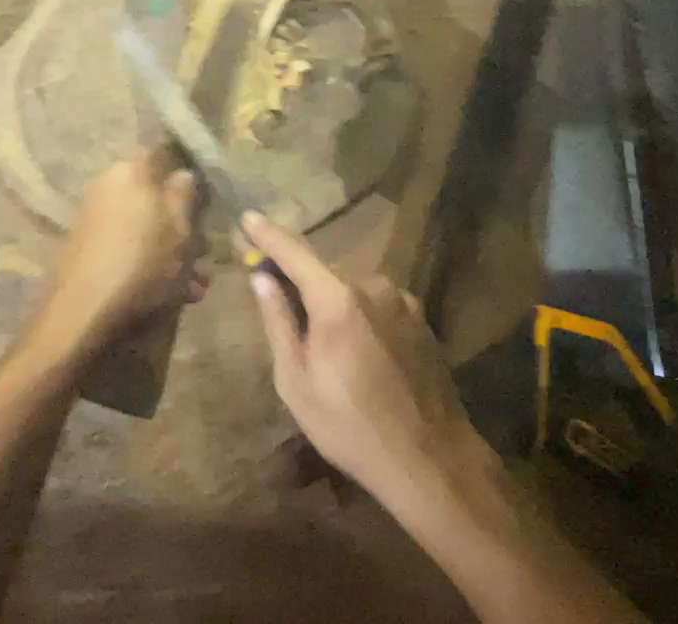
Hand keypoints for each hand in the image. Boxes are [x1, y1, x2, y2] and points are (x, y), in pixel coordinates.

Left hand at [35, 149, 202, 355]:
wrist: (85, 311)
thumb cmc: (143, 262)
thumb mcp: (179, 228)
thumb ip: (184, 195)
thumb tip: (183, 172)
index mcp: (130, 170)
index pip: (164, 153)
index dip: (189, 171)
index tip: (209, 195)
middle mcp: (109, 186)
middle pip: (158, 196)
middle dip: (186, 225)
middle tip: (205, 255)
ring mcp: (97, 218)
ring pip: (148, 227)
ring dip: (175, 253)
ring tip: (196, 285)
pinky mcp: (91, 247)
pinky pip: (131, 246)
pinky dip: (153, 265)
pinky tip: (176, 294)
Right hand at [244, 211, 475, 496]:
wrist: (430, 461)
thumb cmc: (350, 426)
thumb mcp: (296, 381)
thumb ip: (278, 322)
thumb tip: (261, 278)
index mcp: (337, 300)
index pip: (293, 252)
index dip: (266, 234)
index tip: (246, 217)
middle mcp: (373, 287)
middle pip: (323, 270)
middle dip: (297, 276)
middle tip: (274, 293)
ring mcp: (402, 301)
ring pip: (351, 288)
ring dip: (330, 299)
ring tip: (320, 339)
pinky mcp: (421, 320)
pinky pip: (376, 303)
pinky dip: (357, 312)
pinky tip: (356, 349)